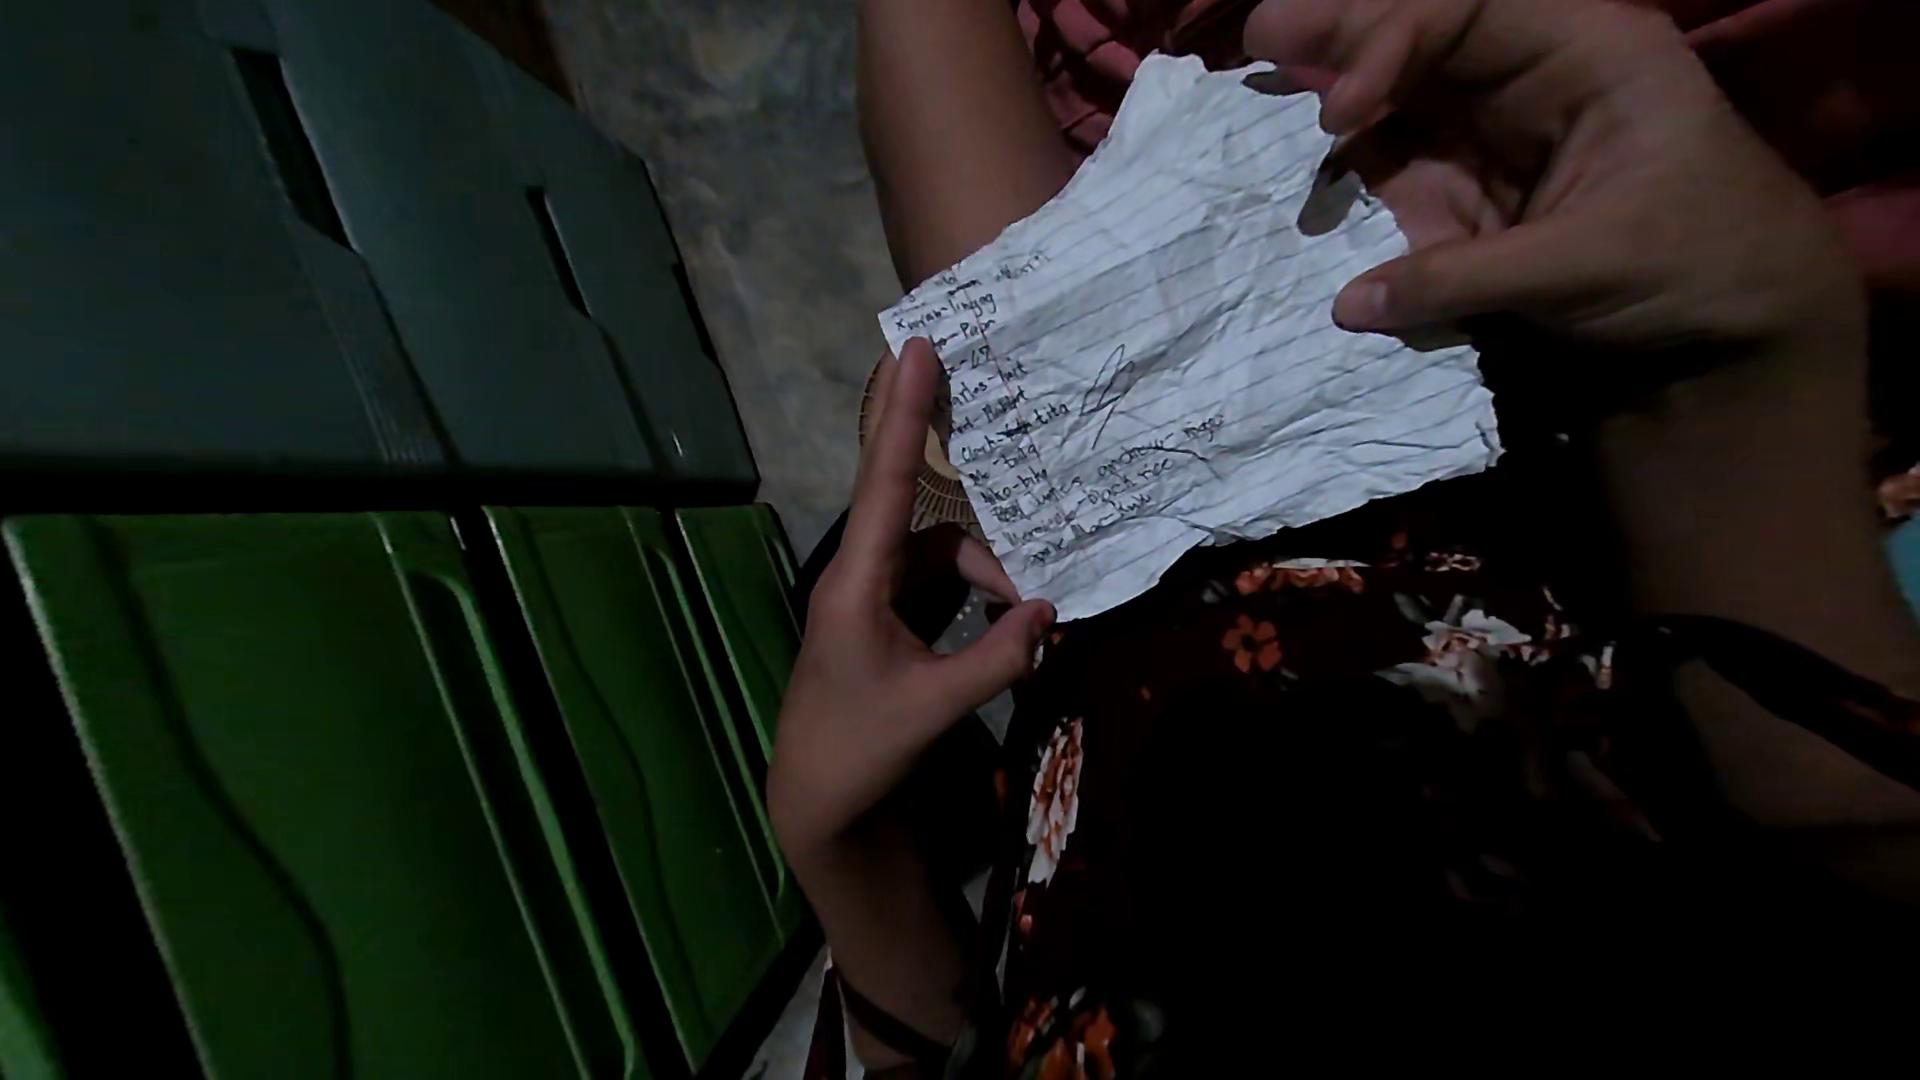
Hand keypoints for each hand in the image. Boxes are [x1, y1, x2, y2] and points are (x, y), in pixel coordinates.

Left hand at [769, 338, 1054, 859]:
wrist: (819, 795)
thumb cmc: (859, 748)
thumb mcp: (933, 707)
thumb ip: (997, 659)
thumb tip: (1052, 612)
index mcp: (858, 582)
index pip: (884, 481)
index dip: (903, 413)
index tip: (915, 349)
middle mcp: (865, 573)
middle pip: (916, 504)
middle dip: (944, 470)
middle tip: (974, 437)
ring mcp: (879, 594)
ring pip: (944, 555)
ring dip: (988, 578)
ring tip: (1024, 621)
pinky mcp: (893, 616)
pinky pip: (943, 582)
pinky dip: (979, 595)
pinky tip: (1004, 622)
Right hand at [1245, 0, 1861, 364]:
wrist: (1703, 326)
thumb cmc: (1689, 264)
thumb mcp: (1585, 262)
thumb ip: (1460, 278)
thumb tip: (1345, 303)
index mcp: (1578, 59)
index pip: (1468, 16)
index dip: (1389, 46)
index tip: (1335, 118)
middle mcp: (1513, 91)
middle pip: (1415, 45)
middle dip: (1339, 35)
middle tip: (1262, 28)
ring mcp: (1468, 153)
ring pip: (1385, 108)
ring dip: (1322, 99)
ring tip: (1256, 80)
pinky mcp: (1438, 210)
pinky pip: (1374, 181)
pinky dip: (1329, 177)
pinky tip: (1288, 168)